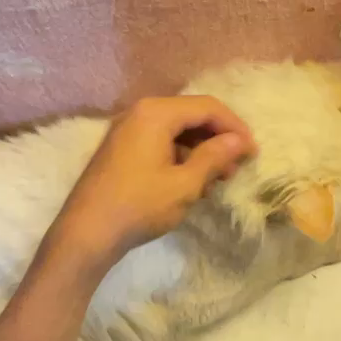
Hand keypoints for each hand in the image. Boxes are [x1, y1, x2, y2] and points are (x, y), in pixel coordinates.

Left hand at [49, 95, 256, 268]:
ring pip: (175, 131)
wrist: (87, 232)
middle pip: (190, 116)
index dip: (234, 127)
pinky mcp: (120, 150)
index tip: (253, 152)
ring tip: (217, 179)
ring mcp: (126, 131)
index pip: (207, 107)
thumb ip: (214, 157)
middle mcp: (139, 112)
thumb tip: (239, 141)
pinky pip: (159, 143)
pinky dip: (180, 157)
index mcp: (156, 113)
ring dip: (200, 151)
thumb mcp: (184, 184)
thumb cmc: (139, 206)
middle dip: (217, 139)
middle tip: (236, 168)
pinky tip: (191, 182)